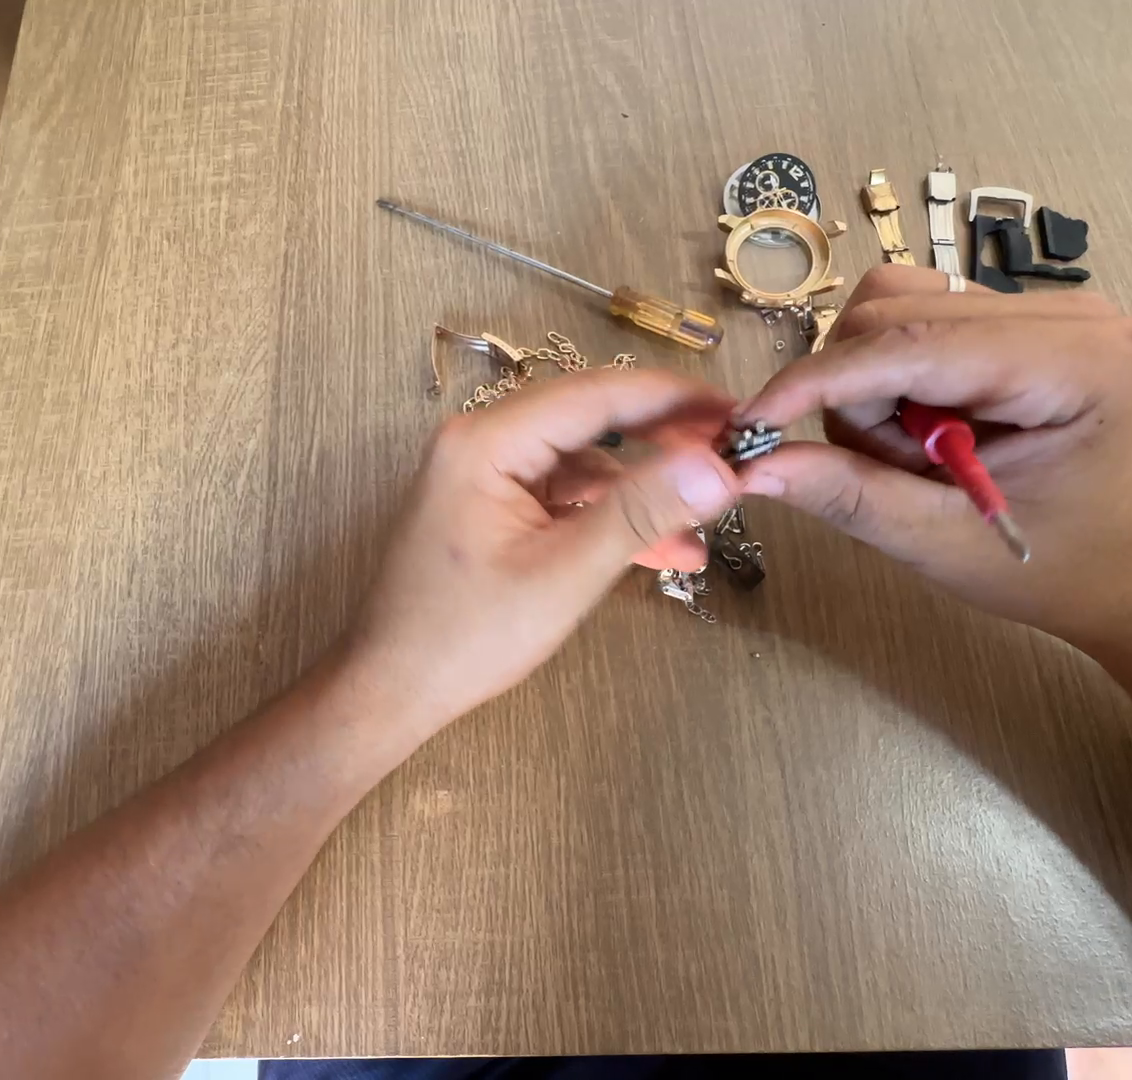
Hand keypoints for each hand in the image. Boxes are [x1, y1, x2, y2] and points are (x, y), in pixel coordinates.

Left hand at [347, 370, 741, 730]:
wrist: (394, 687)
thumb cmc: (469, 636)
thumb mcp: (564, 574)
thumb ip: (641, 514)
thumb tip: (718, 467)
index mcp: (487, 441)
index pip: (594, 396)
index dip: (671, 399)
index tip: (737, 411)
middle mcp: (481, 442)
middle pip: (588, 422)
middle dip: (662, 442)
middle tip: (730, 453)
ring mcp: (484, 476)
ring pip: (581, 466)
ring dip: (640, 494)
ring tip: (705, 523)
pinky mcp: (491, 508)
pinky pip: (560, 499)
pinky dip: (605, 520)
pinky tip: (660, 551)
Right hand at [737, 265, 1131, 644]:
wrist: (1129, 573)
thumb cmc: (1049, 571)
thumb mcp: (938, 544)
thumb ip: (846, 495)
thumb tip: (752, 466)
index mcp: (1081, 367)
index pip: (912, 343)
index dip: (818, 378)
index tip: (749, 423)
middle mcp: (1076, 314)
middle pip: (895, 310)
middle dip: (855, 392)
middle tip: (882, 463)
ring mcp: (1052, 308)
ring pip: (895, 305)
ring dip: (867, 381)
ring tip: (909, 448)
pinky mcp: (1024, 319)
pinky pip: (915, 316)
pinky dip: (886, 371)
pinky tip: (919, 420)